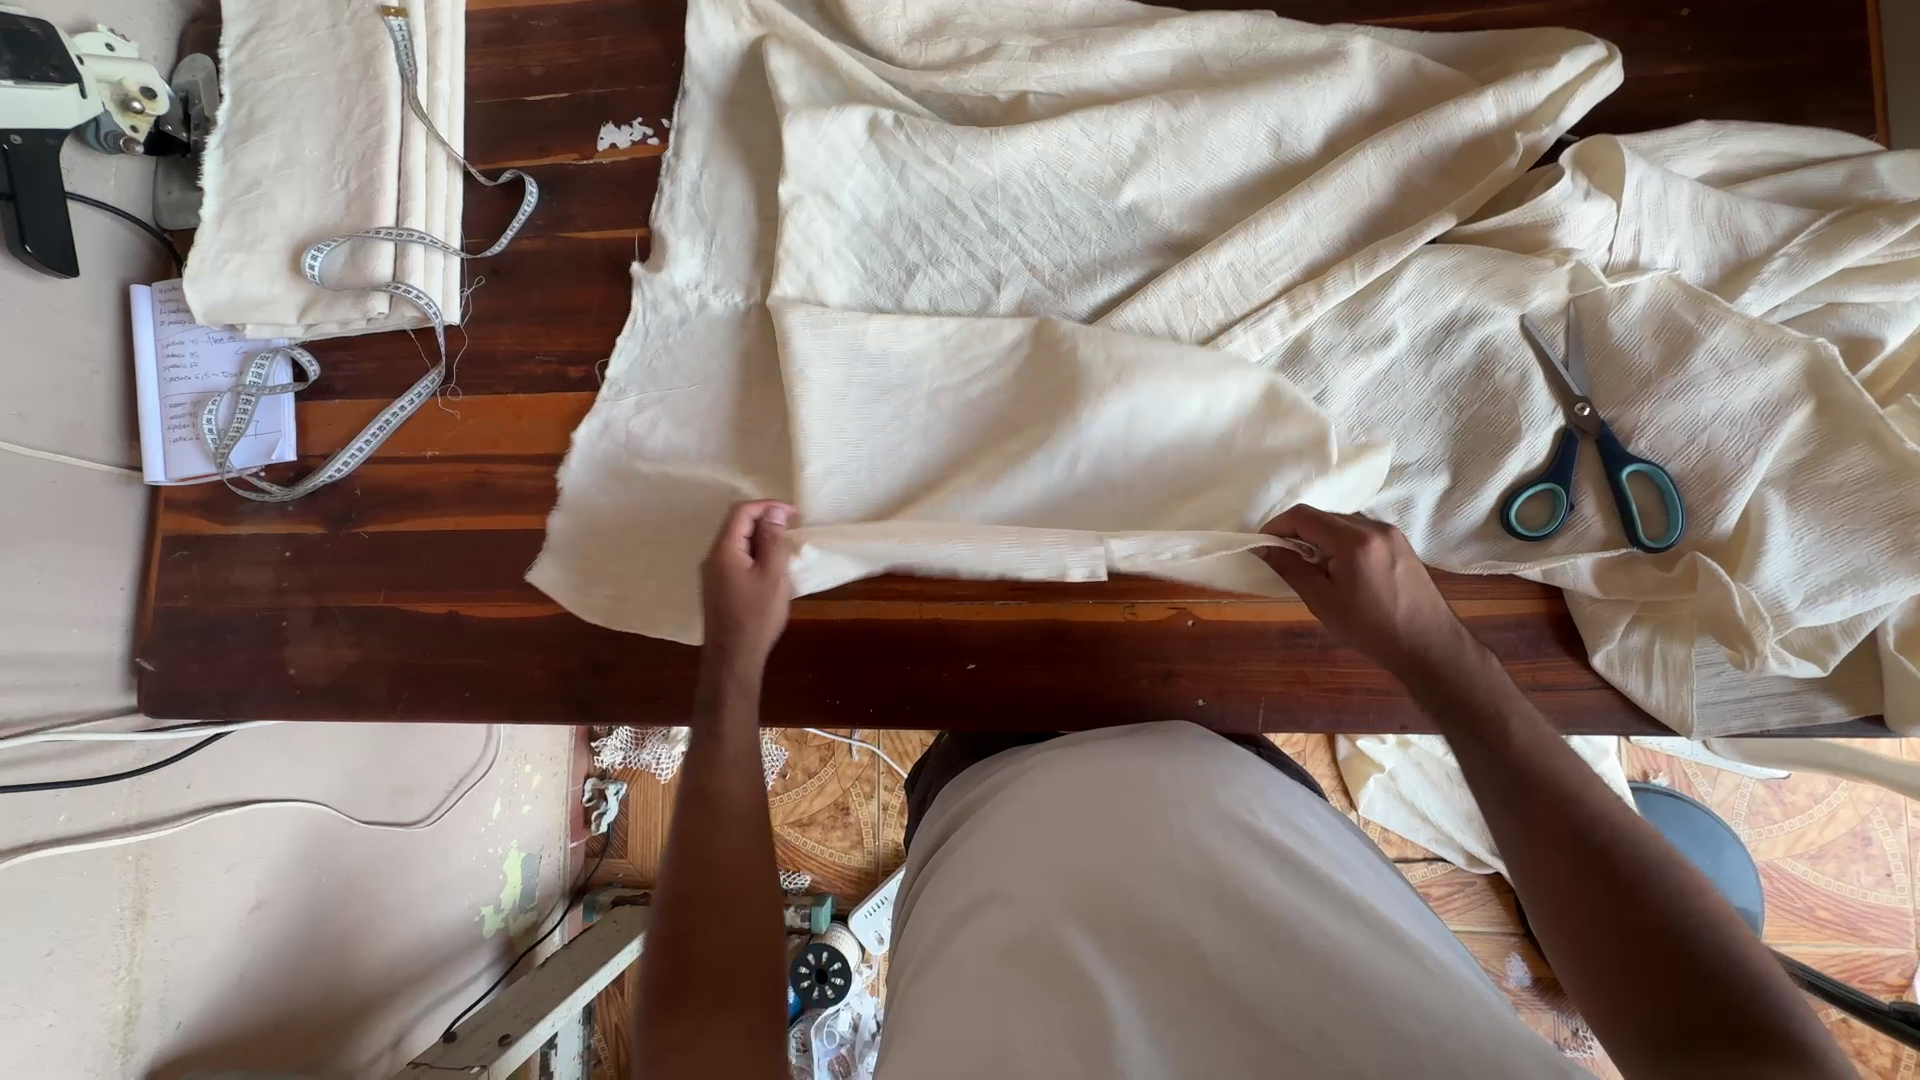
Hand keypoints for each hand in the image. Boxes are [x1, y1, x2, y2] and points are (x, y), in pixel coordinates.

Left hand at [700, 500, 796, 672]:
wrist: (733, 657)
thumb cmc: (756, 616)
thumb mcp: (773, 575)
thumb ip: (773, 540)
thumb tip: (773, 512)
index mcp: (724, 550)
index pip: (741, 512)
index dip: (768, 506)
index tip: (794, 514)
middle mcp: (712, 557)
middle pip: (736, 525)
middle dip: (765, 520)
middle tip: (792, 529)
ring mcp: (712, 573)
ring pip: (736, 543)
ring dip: (761, 539)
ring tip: (785, 547)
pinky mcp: (717, 587)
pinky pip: (735, 558)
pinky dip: (755, 554)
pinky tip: (771, 568)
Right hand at [1256, 505, 1469, 673]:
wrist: (1428, 644)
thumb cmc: (1369, 627)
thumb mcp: (1321, 601)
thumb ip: (1290, 568)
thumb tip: (1263, 548)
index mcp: (1353, 540)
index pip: (1303, 516)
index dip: (1276, 527)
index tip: (1262, 546)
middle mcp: (1374, 527)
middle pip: (1323, 516)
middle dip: (1297, 533)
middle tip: (1285, 561)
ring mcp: (1391, 533)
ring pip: (1341, 523)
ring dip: (1319, 537)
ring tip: (1313, 567)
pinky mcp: (1400, 543)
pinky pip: (1360, 532)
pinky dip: (1340, 542)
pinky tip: (1340, 568)